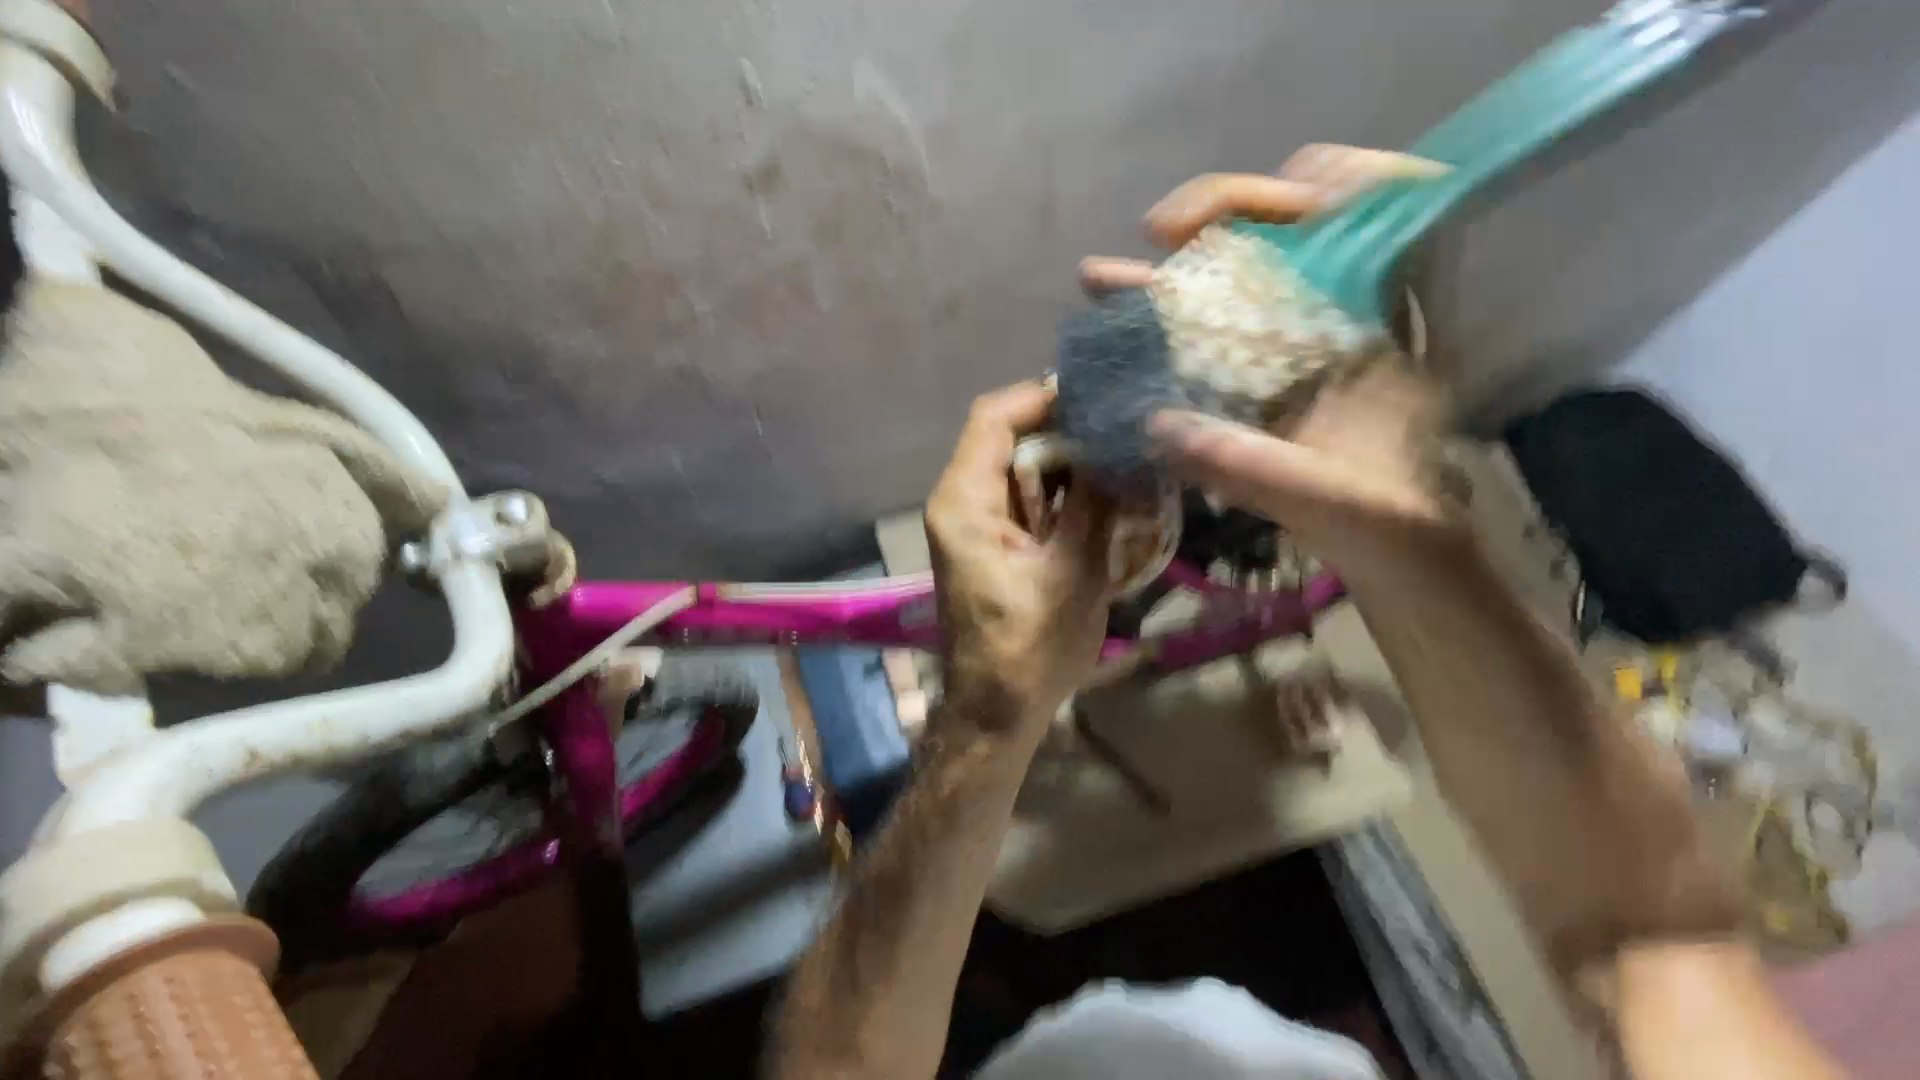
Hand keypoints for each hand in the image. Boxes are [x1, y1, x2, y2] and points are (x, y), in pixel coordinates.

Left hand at [926, 381, 1112, 741]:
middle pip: (1005, 438)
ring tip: (1122, 455)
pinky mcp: (987, 544)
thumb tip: (1118, 447)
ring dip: (1064, 461)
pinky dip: (1056, 492)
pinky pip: (1020, 499)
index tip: (1100, 396)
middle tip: (1123, 428)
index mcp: (965, 502)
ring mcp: (970, 524)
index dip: (1044, 397)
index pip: (994, 418)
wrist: (995, 711)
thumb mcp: (1073, 571)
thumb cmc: (1030, 647)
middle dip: (1064, 429)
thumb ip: (1093, 502)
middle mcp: (958, 502)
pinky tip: (1102, 494)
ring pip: (1015, 467)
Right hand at [1080, 145, 1463, 582]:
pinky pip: (1219, 342)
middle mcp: (1347, 323)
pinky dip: (1170, 334)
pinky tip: (1122, 338)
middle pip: (1294, 234)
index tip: (1286, 187)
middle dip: (1223, 215)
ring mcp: (1304, 352)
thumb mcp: (1343, 504)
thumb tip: (1156, 427)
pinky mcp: (1272, 387)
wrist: (1402, 568)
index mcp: (1390, 331)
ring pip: (1241, 287)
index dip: (1346, 177)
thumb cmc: (1397, 534)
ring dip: (1173, 278)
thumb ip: (1260, 468)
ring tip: (1101, 277)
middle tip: (1156, 230)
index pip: (1390, 212)